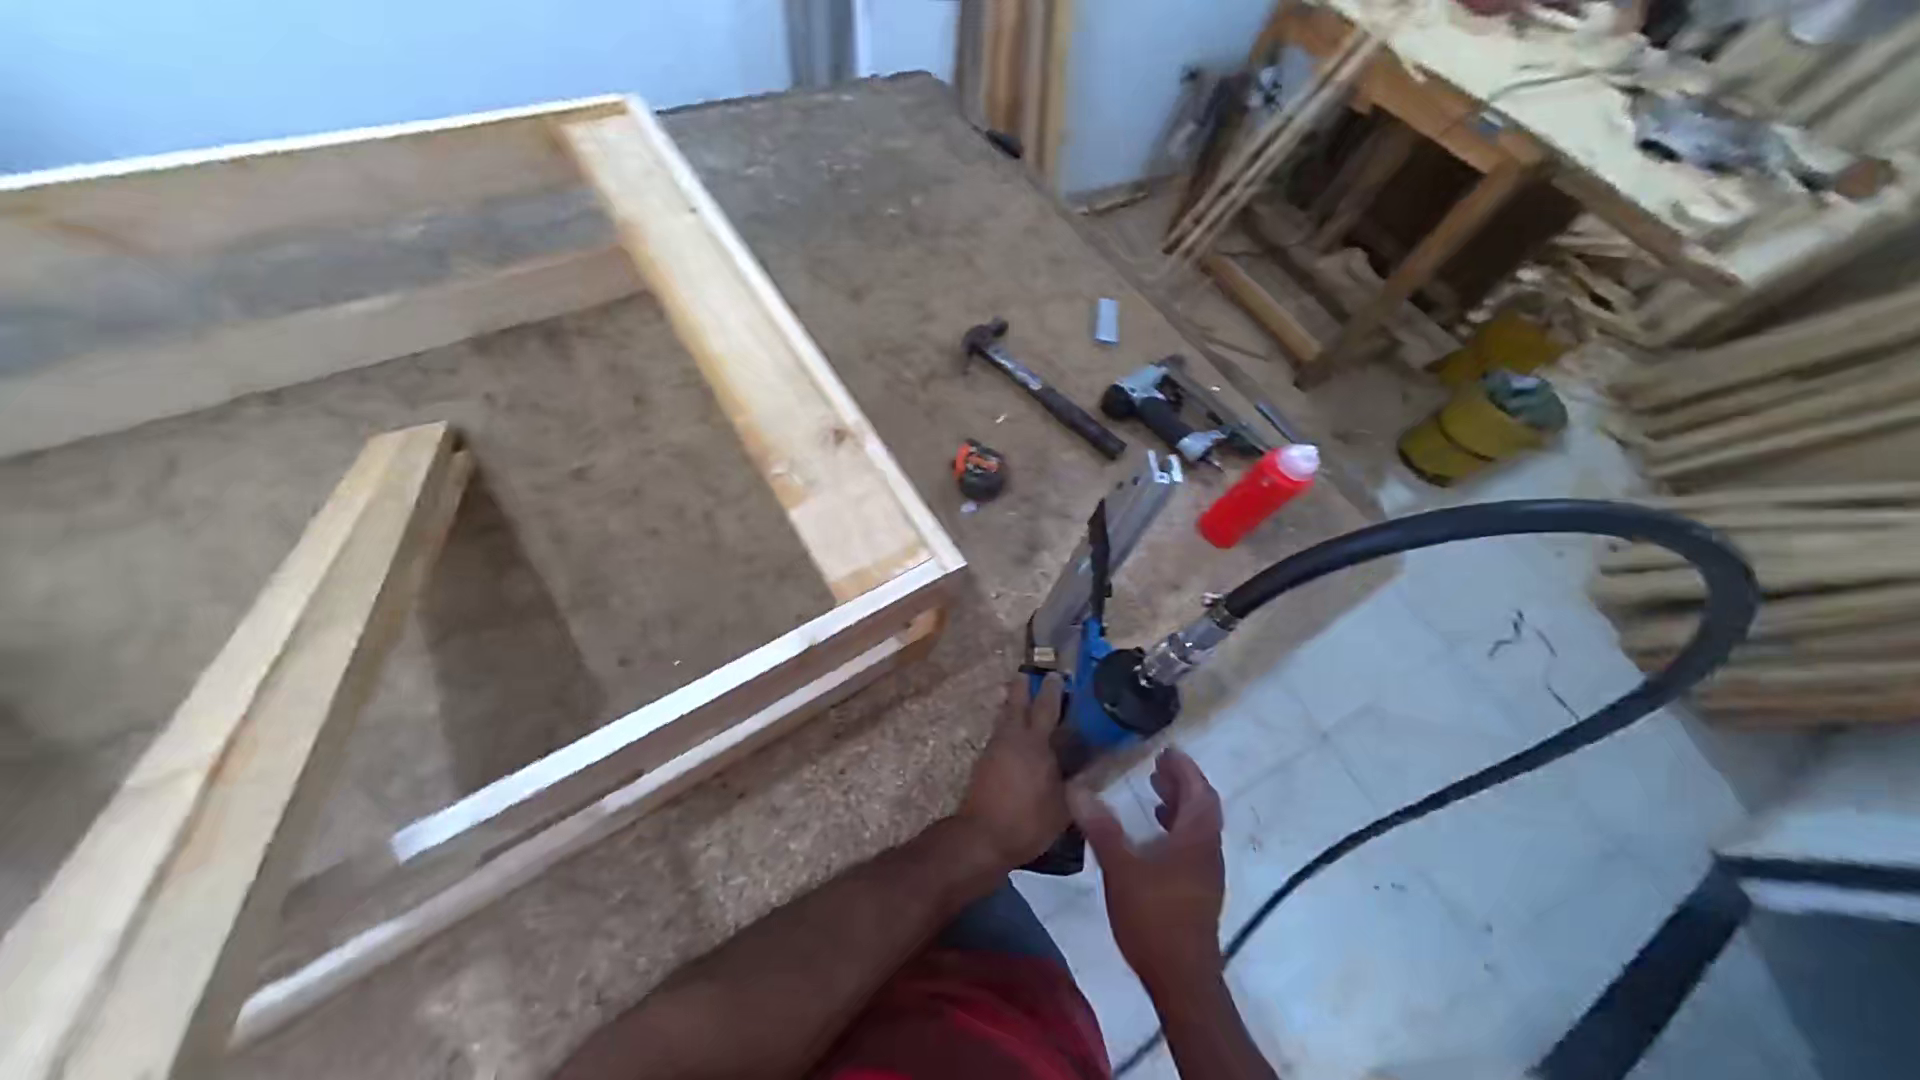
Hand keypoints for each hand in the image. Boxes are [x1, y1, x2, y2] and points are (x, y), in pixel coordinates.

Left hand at [955, 674, 1069, 868]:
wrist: (982, 837)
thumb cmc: (1028, 821)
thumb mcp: (1064, 805)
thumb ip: (1078, 781)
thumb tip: (1094, 763)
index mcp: (1035, 743)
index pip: (1046, 708)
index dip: (1052, 690)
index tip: (1055, 674)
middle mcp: (1012, 739)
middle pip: (1016, 704)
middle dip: (1022, 687)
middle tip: (1026, 673)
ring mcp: (994, 749)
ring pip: (1004, 718)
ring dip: (1011, 705)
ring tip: (1019, 698)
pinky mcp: (983, 763)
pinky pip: (998, 734)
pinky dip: (1006, 727)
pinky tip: (1014, 736)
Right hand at [1073, 747, 1225, 992]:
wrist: (1182, 980)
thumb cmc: (1154, 918)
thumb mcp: (1121, 868)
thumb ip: (1101, 827)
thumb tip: (1077, 788)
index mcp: (1197, 839)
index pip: (1200, 792)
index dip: (1185, 769)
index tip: (1167, 751)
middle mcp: (1207, 852)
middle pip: (1202, 807)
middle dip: (1182, 784)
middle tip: (1156, 767)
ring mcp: (1205, 874)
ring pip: (1198, 828)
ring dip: (1179, 806)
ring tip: (1152, 793)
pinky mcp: (1197, 892)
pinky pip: (1191, 846)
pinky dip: (1175, 829)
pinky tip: (1152, 836)